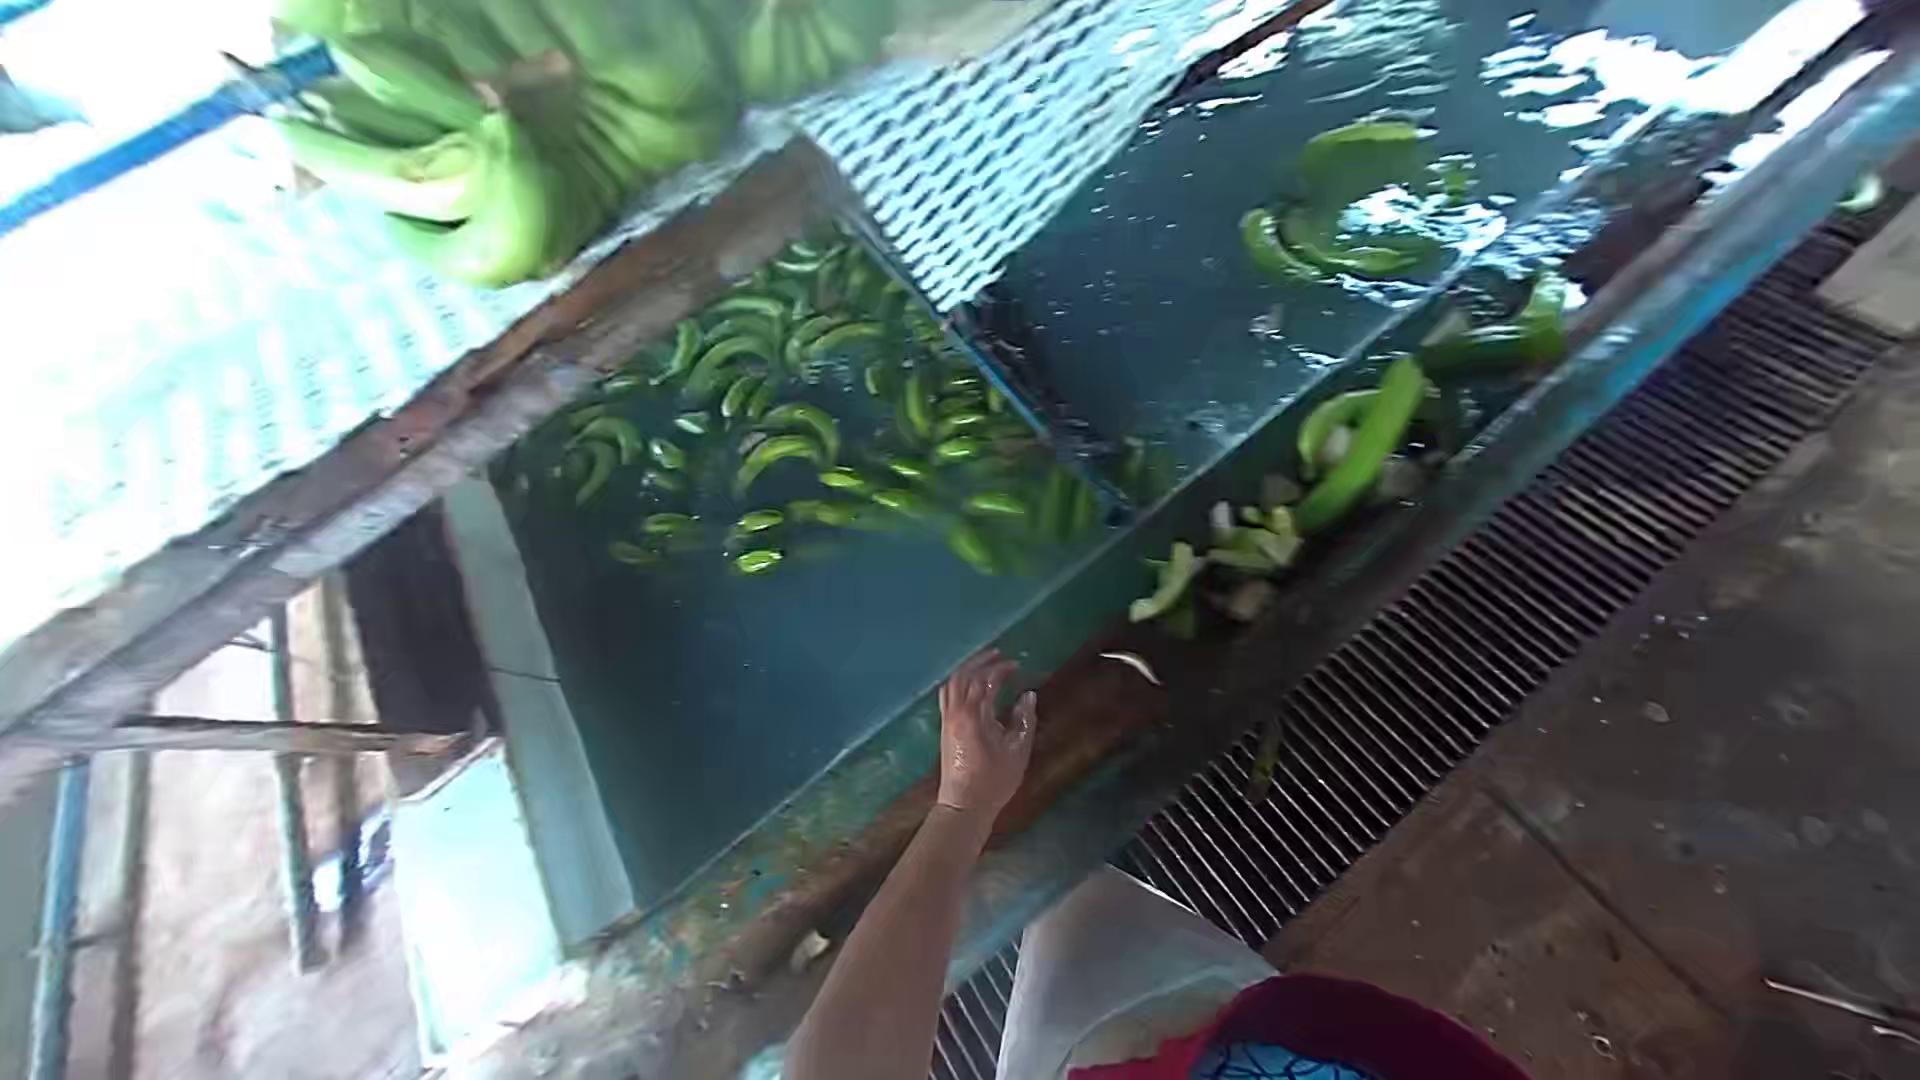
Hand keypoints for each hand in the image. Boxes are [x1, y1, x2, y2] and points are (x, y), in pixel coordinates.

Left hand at [936, 648, 1037, 816]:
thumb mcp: (1018, 751)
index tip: (1015, 665)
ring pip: (952, 682)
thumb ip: (1024, 720)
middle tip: (998, 655)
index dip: (1001, 669)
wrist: (964, 806)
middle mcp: (956, 712)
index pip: (986, 681)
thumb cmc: (994, 781)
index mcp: (974, 716)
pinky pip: (947, 693)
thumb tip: (1028, 695)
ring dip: (968, 669)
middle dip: (982, 661)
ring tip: (984, 663)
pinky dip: (958, 681)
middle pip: (964, 675)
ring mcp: (947, 718)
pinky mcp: (943, 726)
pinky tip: (968, 683)